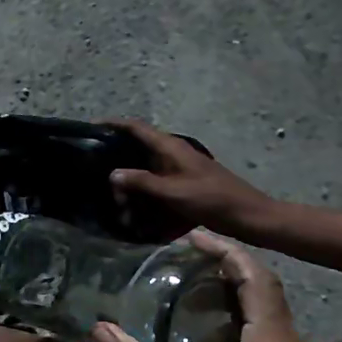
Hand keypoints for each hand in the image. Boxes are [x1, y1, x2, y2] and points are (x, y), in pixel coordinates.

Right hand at [89, 229, 315, 341]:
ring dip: (237, 282)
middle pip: (266, 286)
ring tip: (196, 270)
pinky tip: (210, 308)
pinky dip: (241, 304)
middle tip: (189, 249)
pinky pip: (267, 321)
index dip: (228, 253)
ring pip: (269, 304)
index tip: (193, 236)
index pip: (258, 282)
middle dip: (230, 261)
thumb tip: (100, 330)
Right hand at [106, 119, 275, 237]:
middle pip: (138, 149)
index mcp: (171, 148)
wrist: (249, 217)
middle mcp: (173, 153)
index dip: (114, 124)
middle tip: (101, 179)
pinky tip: (136, 209)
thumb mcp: (174, 192)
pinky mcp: (184, 183)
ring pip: (146, 170)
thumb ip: (142, 182)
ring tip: (117, 202)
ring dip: (131, 184)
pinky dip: (144, 193)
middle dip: (118, 163)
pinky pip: (156, 184)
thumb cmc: (213, 200)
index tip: (91, 126)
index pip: (136, 128)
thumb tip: (113, 173)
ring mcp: (180, 168)